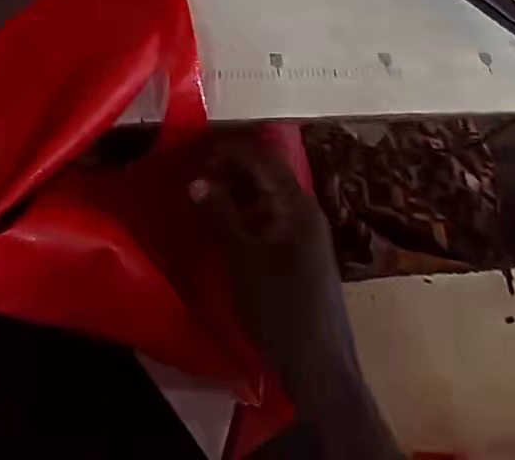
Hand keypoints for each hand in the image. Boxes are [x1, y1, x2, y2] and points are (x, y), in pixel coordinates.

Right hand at [190, 134, 355, 401]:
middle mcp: (305, 212)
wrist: (320, 369)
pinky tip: (222, 220)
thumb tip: (197, 180)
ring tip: (202, 190)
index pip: (262, 159)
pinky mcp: (300, 254)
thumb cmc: (280, 308)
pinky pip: (269, 217)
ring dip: (236, 189)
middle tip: (194, 167)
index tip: (196, 145)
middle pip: (266, 174)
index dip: (229, 148)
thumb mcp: (242, 259)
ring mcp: (305, 234)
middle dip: (230, 167)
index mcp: (297, 205)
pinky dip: (245, 212)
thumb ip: (220, 215)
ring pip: (266, 196)